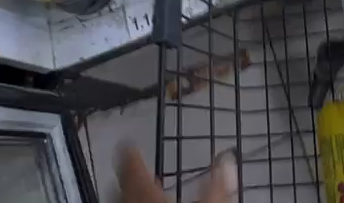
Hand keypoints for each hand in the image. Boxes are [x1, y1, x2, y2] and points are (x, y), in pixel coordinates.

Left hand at [115, 145, 233, 202]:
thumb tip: (226, 161)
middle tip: (132, 173)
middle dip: (124, 180)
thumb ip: (217, 188)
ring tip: (133, 197)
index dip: (129, 154)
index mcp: (146, 197)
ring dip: (121, 200)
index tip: (129, 145)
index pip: (130, 166)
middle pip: (116, 190)